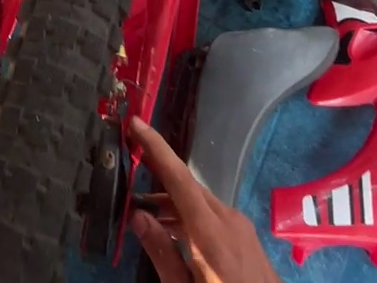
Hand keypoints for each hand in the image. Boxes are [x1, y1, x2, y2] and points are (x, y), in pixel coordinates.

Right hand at [127, 117, 282, 282]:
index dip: (155, 147)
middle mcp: (229, 219)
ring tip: (142, 208)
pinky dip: (189, 216)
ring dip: (172, 201)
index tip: (135, 122)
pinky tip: (174, 231)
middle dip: (157, 172)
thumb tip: (137, 216)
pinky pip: (213, 215)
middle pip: (187, 187)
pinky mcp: (248, 238)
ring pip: (199, 201)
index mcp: (211, 233)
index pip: (179, 178)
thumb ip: (163, 254)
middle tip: (128, 165)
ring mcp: (242, 227)